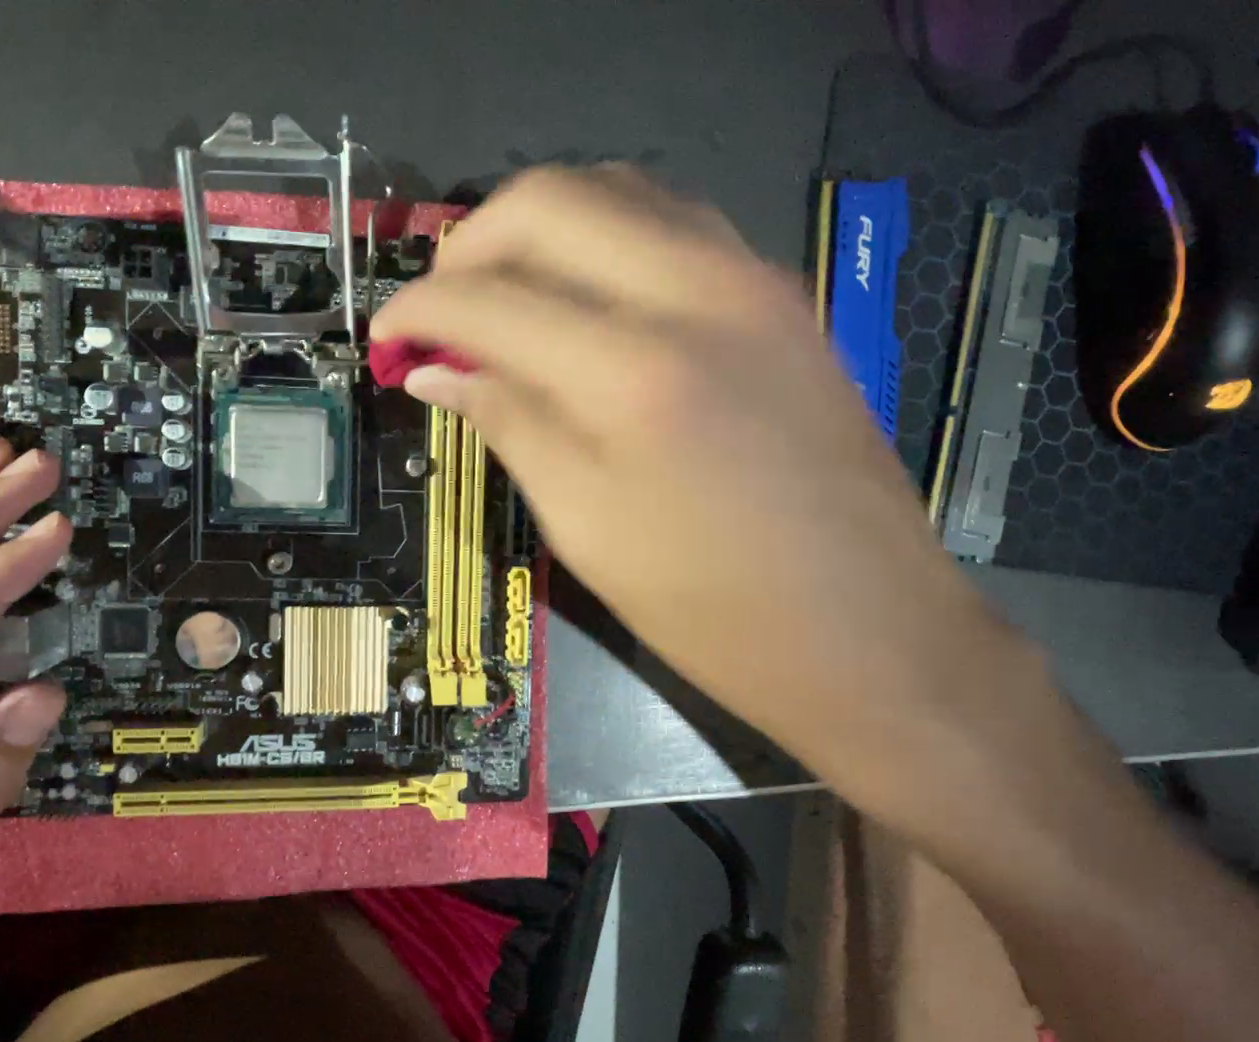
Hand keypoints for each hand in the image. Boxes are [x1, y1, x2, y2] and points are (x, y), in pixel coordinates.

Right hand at [374, 166, 1083, 825]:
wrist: (873, 634)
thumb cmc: (715, 612)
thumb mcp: (587, 529)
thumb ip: (510, 425)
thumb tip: (436, 370)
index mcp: (633, 373)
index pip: (489, 297)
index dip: (418, 311)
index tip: (386, 339)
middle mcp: (697, 293)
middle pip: (550, 200)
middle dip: (473, 245)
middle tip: (442, 311)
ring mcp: (753, 281)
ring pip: (619, 190)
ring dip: (541, 228)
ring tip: (504, 296)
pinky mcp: (783, 296)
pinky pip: (676, 222)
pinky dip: (609, 236)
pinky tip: (586, 296)